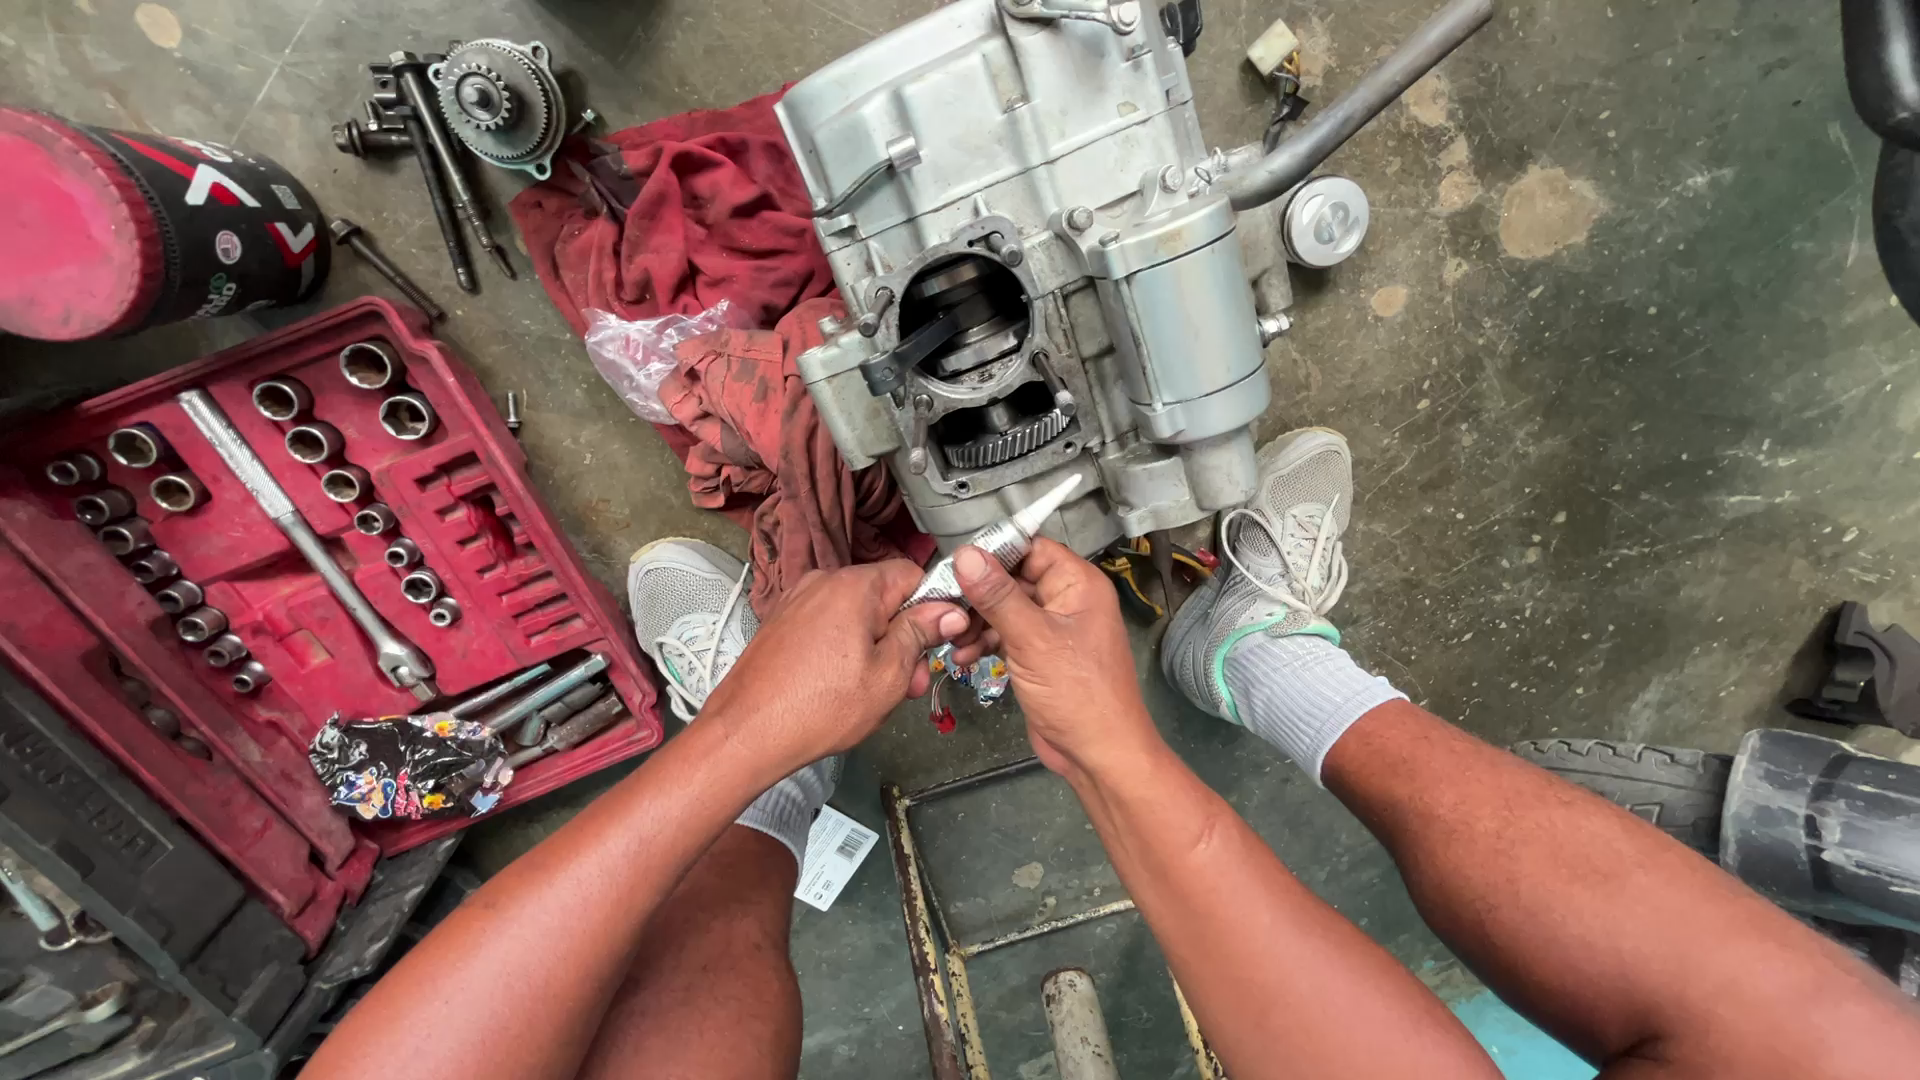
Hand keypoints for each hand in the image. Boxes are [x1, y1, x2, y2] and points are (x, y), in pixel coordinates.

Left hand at [702, 561, 966, 776]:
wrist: (744, 734)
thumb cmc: (819, 708)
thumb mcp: (888, 675)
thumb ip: (921, 635)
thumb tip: (951, 611)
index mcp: (854, 585)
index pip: (913, 574)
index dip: (933, 608)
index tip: (937, 645)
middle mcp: (824, 581)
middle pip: (884, 597)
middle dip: (904, 637)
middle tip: (910, 684)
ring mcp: (798, 601)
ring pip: (858, 615)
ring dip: (876, 648)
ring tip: (875, 693)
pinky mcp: (782, 623)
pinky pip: (830, 626)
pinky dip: (846, 649)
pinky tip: (842, 686)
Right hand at [953, 540, 1160, 779]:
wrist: (1099, 755)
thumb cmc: (1077, 692)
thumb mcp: (1032, 639)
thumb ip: (997, 596)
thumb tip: (965, 554)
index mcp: (1077, 584)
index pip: (1030, 548)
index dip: (993, 553)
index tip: (954, 564)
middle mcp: (1066, 600)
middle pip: (1012, 579)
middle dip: (977, 594)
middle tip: (943, 605)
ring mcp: (1051, 629)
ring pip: (1005, 610)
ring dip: (976, 622)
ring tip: (953, 638)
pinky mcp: (1038, 656)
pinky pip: (1006, 637)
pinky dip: (984, 643)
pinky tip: (964, 657)